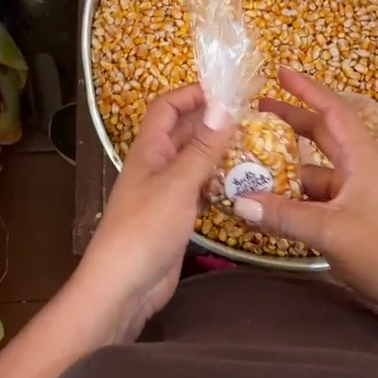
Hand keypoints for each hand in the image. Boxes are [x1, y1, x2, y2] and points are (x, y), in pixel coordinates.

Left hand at [74, 84, 232, 339]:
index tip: (226, 91)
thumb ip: (201, 148)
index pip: (166, 108)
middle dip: (211, 121)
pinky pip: (198, 189)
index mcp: (149, 150)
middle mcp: (156, 165)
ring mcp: (164, 192)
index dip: (191, 94)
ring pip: (193, 161)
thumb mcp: (177, 185)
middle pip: (182, 132)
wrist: (123, 287)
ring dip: (218, 152)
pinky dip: (217, 182)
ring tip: (254, 146)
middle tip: (250, 118)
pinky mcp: (175, 217)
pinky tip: (241, 184)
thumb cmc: (145, 229)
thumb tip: (224, 107)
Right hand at [234, 67, 377, 309]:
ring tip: (252, 166)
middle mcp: (362, 169)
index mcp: (362, 158)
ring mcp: (361, 195)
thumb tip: (237, 201)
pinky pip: (320, 197)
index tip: (279, 73)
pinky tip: (273, 206)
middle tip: (256, 112)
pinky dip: (297, 197)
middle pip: (323, 135)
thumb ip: (282, 216)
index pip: (332, 110)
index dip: (306, 89)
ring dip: (288, 167)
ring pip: (318, 171)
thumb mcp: (330, 232)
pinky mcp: (360, 218)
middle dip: (290, 122)